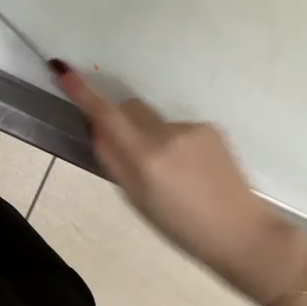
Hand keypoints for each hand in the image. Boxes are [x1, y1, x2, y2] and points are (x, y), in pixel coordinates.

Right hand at [54, 64, 306, 305]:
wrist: (242, 234)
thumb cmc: (182, 228)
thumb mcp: (137, 200)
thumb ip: (113, 160)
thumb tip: (96, 129)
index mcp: (145, 157)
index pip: (106, 115)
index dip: (83, 93)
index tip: (64, 70)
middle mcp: (167, 134)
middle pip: (128, 109)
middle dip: (119, 120)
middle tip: (128, 155)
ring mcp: (192, 128)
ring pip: (154, 120)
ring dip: (151, 137)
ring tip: (173, 175)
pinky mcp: (212, 128)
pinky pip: (178, 128)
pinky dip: (175, 143)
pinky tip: (192, 171)